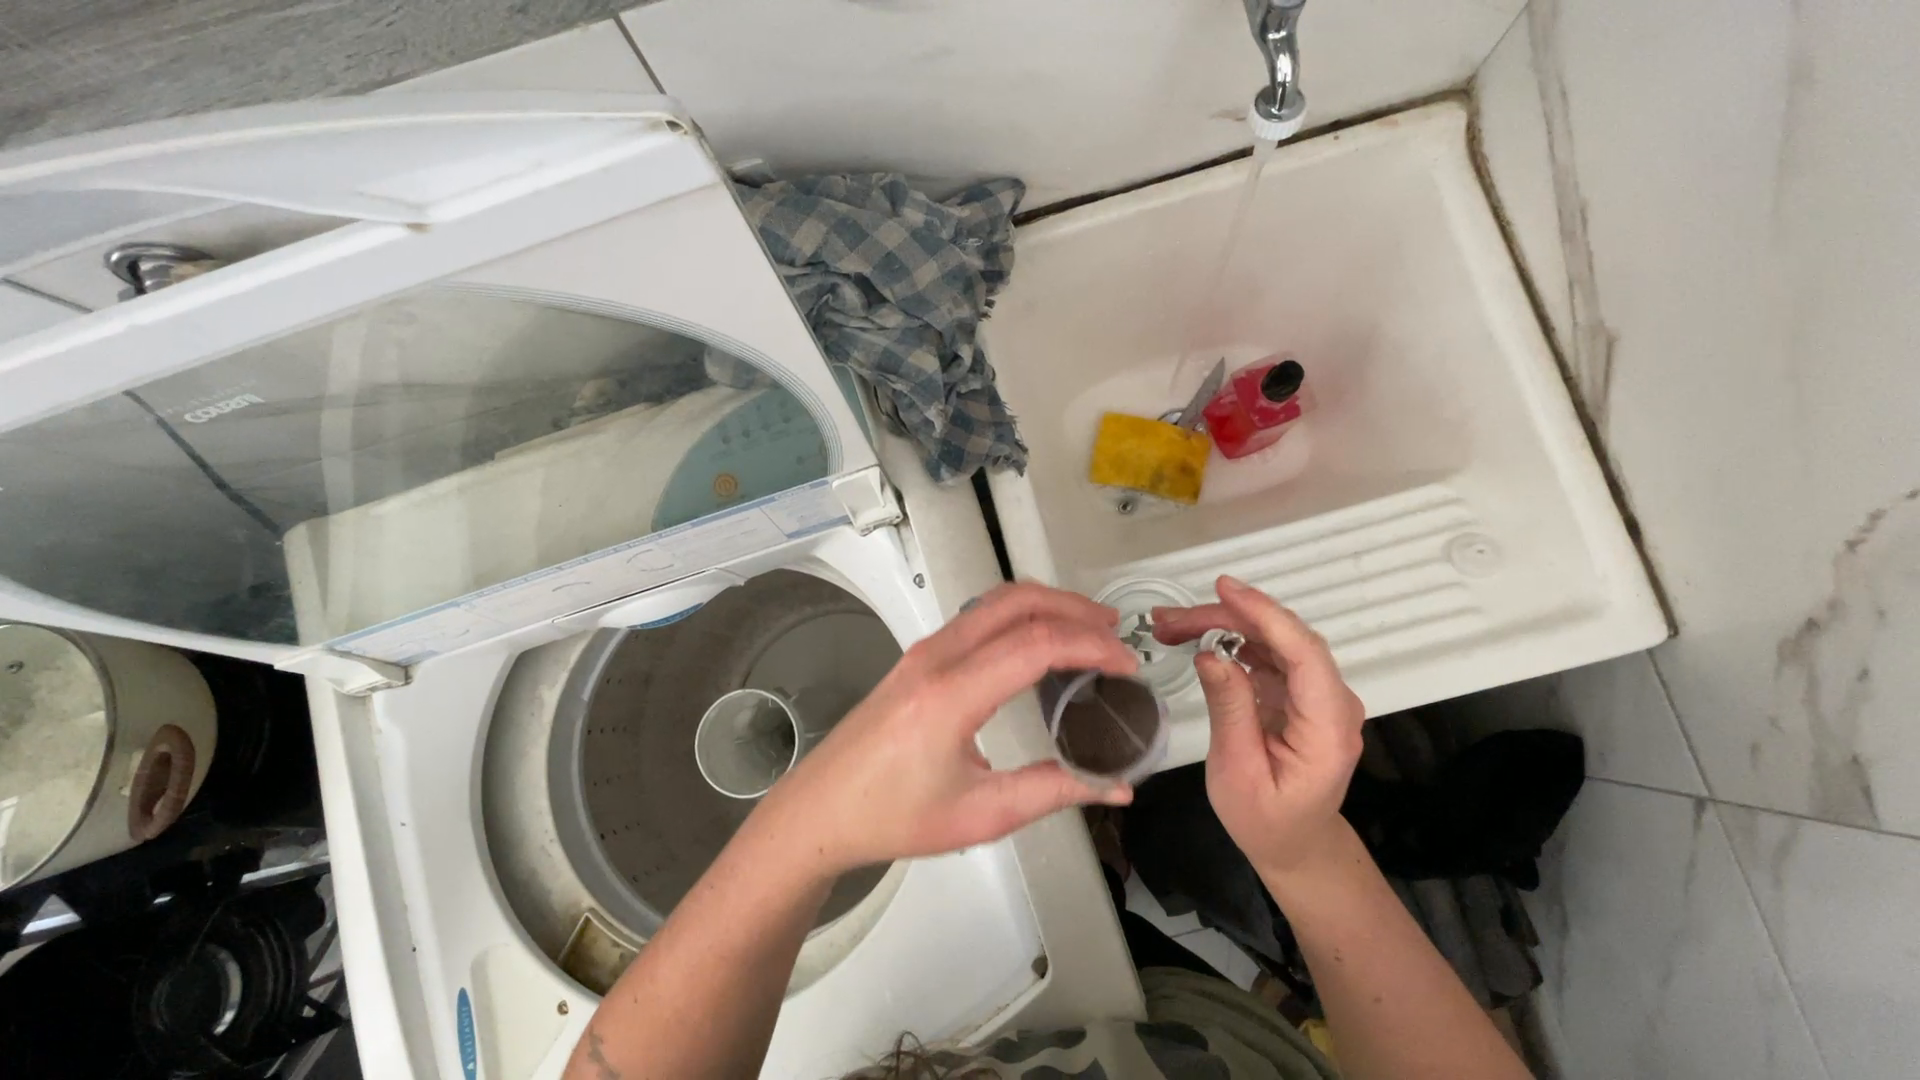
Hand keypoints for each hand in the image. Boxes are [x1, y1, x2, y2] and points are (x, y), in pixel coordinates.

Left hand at [756, 582, 1138, 879]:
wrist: (821, 809)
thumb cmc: (893, 817)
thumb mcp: (980, 814)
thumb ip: (1052, 792)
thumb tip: (1116, 787)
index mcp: (950, 695)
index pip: (1036, 645)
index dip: (1091, 647)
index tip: (1127, 665)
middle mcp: (936, 658)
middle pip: (1017, 603)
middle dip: (1073, 609)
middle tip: (1115, 633)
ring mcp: (923, 652)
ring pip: (995, 602)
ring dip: (1046, 605)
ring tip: (1088, 629)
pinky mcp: (918, 658)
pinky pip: (978, 617)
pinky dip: (1020, 616)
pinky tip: (1040, 642)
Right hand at [1151, 575, 1366, 880]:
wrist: (1296, 846)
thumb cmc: (1267, 822)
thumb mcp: (1237, 772)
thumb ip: (1230, 710)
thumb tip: (1210, 654)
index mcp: (1328, 728)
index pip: (1305, 655)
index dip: (1266, 616)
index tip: (1225, 590)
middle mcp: (1331, 702)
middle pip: (1285, 640)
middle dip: (1227, 618)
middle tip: (1168, 620)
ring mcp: (1316, 696)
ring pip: (1273, 641)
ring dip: (1223, 625)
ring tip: (1170, 625)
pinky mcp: (1298, 694)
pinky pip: (1268, 655)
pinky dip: (1230, 642)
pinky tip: (1195, 638)